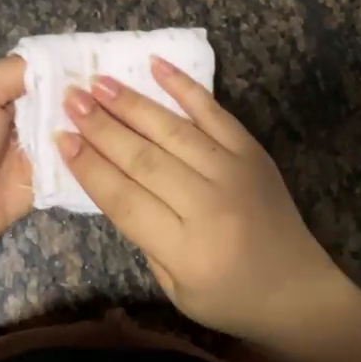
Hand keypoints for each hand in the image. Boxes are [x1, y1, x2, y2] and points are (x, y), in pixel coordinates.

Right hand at [55, 58, 359, 344]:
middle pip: (144, 158)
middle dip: (102, 127)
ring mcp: (234, 170)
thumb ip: (143, 233)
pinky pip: (213, 111)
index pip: (125, 199)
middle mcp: (209, 204)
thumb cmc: (229, 297)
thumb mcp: (175, 286)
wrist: (299, 289)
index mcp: (187, 249)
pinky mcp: (251, 149)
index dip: (90, 167)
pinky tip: (156, 65)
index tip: (61, 138)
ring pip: (172, 130)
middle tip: (71, 98)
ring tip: (97, 82)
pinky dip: (184, 86)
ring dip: (131, 103)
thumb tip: (109, 176)